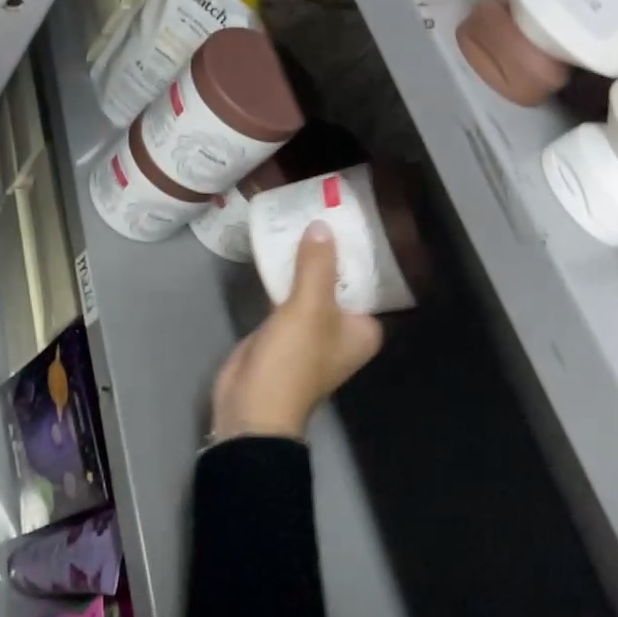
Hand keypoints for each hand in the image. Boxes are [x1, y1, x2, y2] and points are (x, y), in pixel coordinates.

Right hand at [212, 221, 383, 441]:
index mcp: (362, 329)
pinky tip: (271, 253)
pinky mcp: (280, 332)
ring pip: (309, 288)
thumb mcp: (309, 309)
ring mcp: (309, 331)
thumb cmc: (293, 360)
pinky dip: (280, 278)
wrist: (251, 404)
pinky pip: (285, 297)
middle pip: (336, 282)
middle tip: (314, 211)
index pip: (366, 281)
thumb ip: (317, 266)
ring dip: (300, 263)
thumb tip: (323, 225)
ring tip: (292, 223)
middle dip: (325, 253)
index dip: (356, 252)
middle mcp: (341, 330)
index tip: (344, 218)